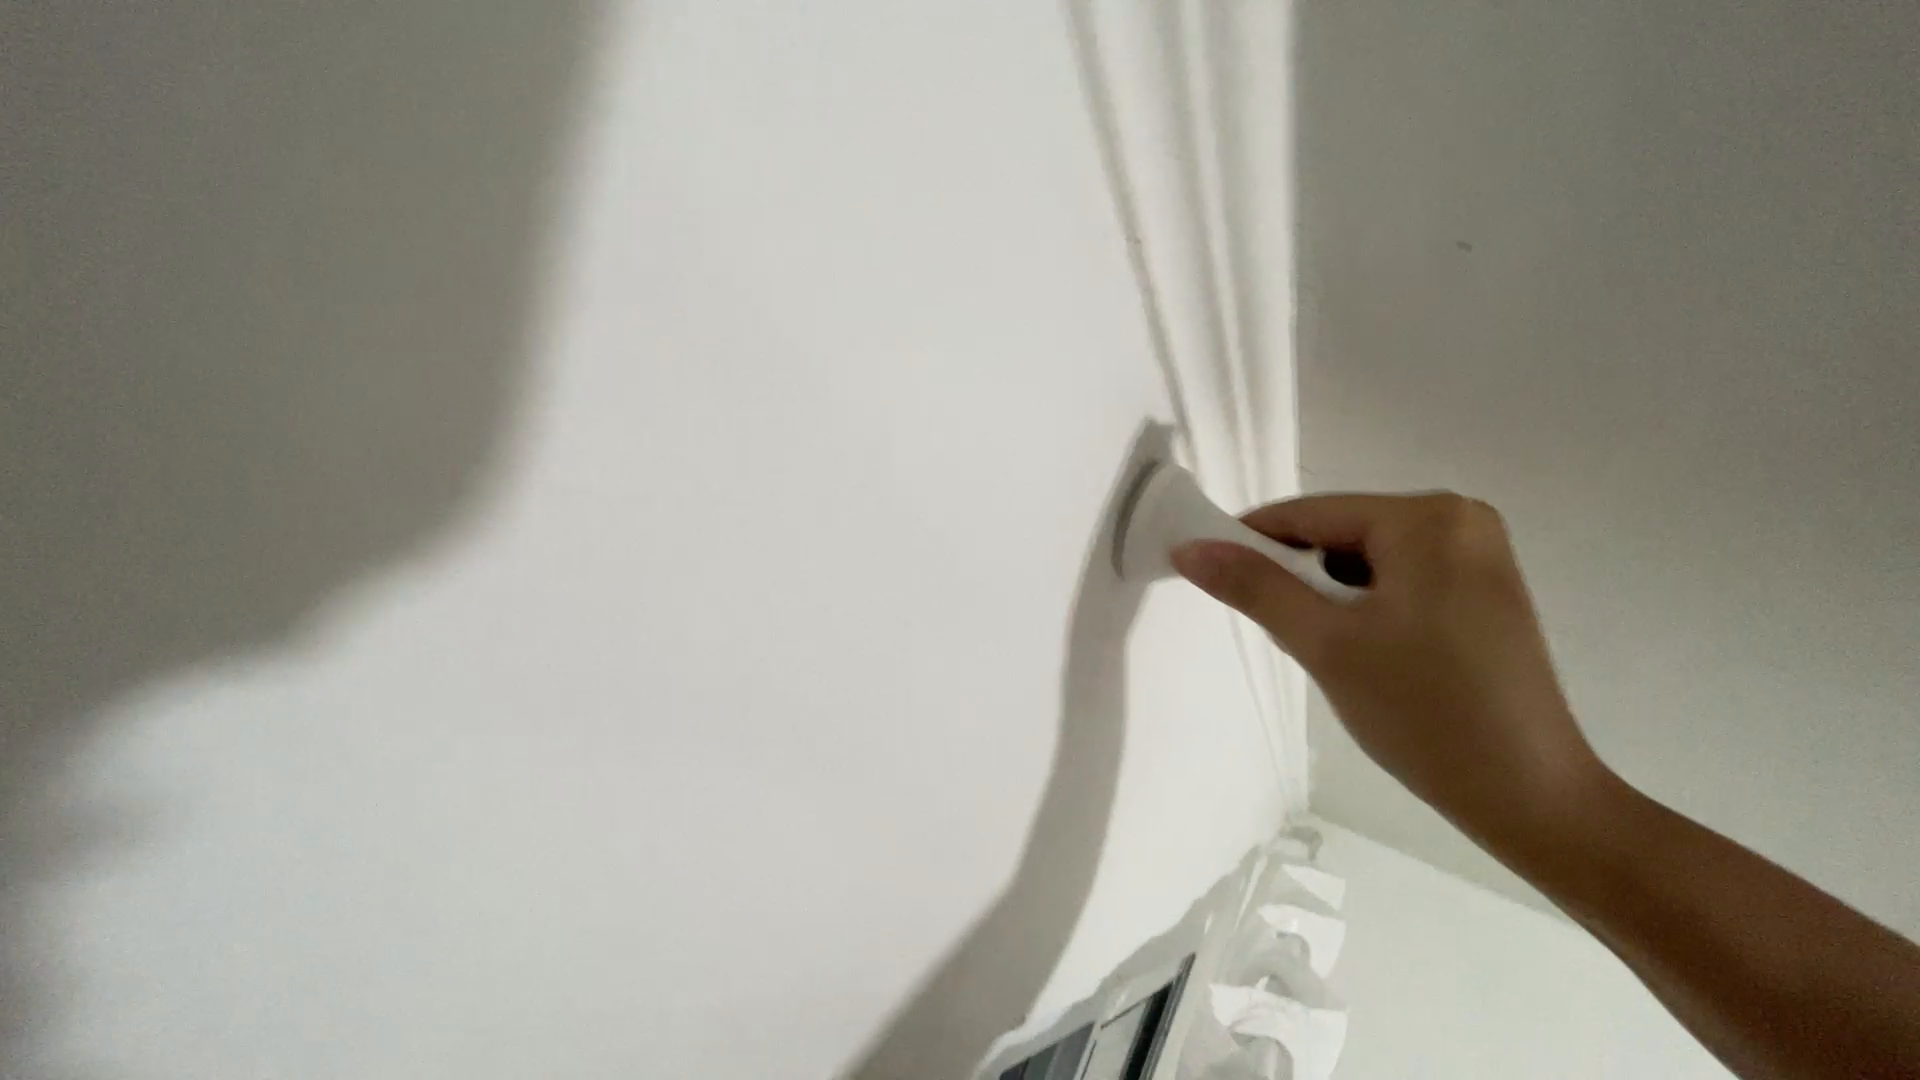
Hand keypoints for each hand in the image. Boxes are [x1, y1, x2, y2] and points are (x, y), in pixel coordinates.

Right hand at [1171, 493, 1610, 849]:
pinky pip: (1398, 579)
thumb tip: (1189, 548)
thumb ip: (1254, 587)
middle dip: (1298, 578)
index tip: (1207, 576)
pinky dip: (1364, 607)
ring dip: (1329, 597)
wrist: (1530, 794)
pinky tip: (1367, 654)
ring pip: (1365, 560)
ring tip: (1331, 653)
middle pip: (1339, 534)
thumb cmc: (1423, 711)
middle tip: (1285, 634)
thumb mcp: (1325, 643)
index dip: (1250, 543)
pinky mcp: (1483, 590)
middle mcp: (1460, 518)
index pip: (1309, 514)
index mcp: (1427, 518)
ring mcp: (1478, 554)